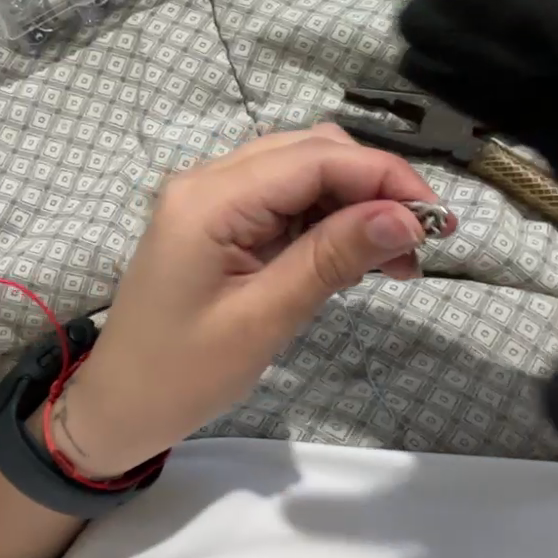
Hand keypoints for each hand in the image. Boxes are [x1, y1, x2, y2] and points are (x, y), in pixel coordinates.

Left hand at [42, 126, 438, 476]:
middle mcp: (208, 181)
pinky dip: (325, 222)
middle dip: (373, 187)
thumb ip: (332, 257)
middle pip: (311, 153)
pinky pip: (283, 202)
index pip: (315, 158)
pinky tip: (352, 260)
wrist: (120, 404)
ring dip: (354, 205)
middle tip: (420, 243)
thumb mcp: (264, 318)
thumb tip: (405, 217)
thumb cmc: (182, 373)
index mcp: (210, 198)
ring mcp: (210, 198)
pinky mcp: (218, 221)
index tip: (438, 220)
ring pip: (301, 173)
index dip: (384, 177)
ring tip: (395, 261)